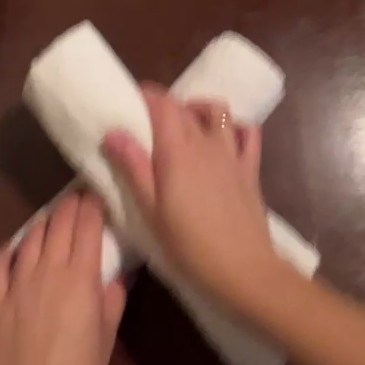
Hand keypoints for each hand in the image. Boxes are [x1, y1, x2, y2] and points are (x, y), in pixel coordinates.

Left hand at [0, 193, 125, 364]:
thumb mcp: (108, 336)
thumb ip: (112, 297)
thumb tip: (116, 272)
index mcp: (81, 277)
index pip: (87, 223)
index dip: (93, 204)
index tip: (99, 195)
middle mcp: (48, 270)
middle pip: (59, 222)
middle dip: (71, 205)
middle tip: (79, 199)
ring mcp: (17, 284)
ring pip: (30, 236)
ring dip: (44, 222)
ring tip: (52, 219)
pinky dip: (9, 248)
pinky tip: (15, 247)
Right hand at [102, 84, 290, 313]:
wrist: (243, 269)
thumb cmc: (189, 245)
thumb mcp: (151, 210)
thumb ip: (133, 167)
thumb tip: (113, 131)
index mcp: (177, 150)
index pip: (162, 104)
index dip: (147, 95)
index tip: (132, 99)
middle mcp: (206, 142)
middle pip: (185, 107)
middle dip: (166, 105)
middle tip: (148, 121)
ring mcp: (232, 152)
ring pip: (218, 111)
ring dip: (199, 109)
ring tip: (186, 124)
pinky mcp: (250, 167)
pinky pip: (249, 133)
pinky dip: (237, 125)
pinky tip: (226, 136)